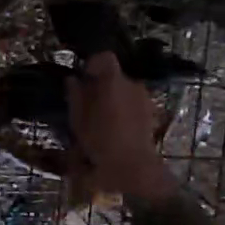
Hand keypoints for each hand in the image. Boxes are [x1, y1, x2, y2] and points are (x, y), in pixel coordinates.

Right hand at [65, 52, 177, 202]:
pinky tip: (115, 129)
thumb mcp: (79, 120)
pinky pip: (133, 104)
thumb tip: (73, 80)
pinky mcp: (151, 113)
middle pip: (114, 76)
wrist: (133, 167)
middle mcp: (132, 84)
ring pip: (124, 91)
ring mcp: (144, 99)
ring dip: (113, 99)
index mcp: (113, 81)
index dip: (93, 64)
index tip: (84, 78)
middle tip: (88, 103)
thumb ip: (76, 96)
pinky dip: (123, 110)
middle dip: (101, 85)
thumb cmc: (101, 141)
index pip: (105, 58)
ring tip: (101, 119)